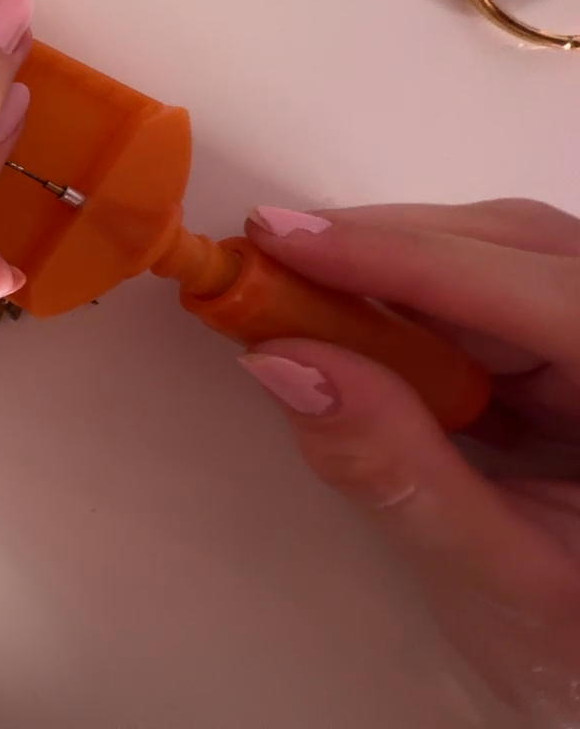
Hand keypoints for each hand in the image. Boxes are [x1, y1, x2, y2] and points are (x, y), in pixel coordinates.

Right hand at [241, 199, 579, 724]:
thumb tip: (273, 360)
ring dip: (383, 263)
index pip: (555, 300)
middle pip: (530, 252)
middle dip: (386, 245)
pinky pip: (484, 291)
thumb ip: (386, 464)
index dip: (408, 257)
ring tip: (287, 284)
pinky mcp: (574, 354)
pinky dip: (395, 292)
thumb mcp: (490, 575)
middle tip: (262, 254)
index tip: (277, 236)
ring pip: (505, 256)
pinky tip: (340, 313)